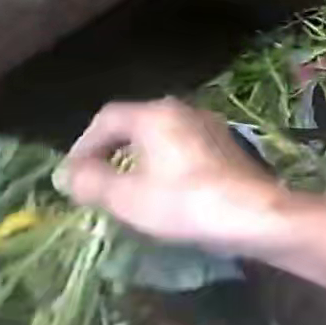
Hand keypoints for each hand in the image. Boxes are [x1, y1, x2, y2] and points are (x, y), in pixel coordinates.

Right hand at [62, 98, 292, 253]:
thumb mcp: (126, 197)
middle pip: (137, 123)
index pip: (107, 117)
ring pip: (164, 136)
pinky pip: (187, 147)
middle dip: (112, 150)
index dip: (84, 145)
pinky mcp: (230, 147)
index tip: (74, 174)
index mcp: (157, 114)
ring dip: (141, 157)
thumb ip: (91, 181)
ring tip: (128, 187)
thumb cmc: (185, 202)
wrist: (255, 214)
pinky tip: (167, 190)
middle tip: (97, 180)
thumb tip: (70, 173)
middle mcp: (187, 110)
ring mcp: (213, 127)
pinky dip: (168, 163)